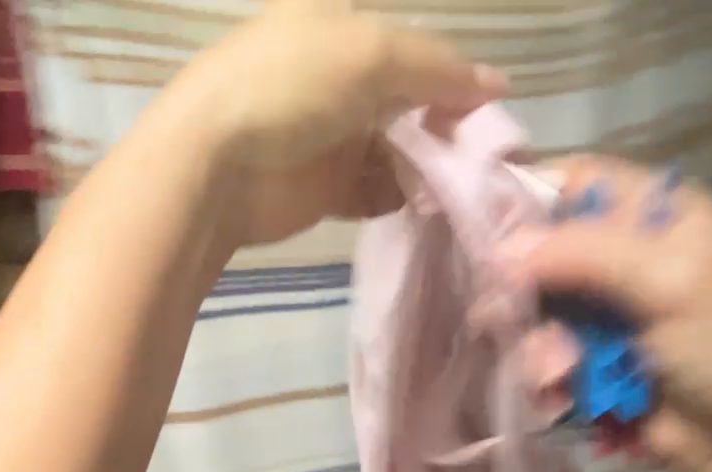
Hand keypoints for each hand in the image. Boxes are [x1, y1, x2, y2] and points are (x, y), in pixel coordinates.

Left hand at [158, 0, 505, 246]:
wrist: (213, 168)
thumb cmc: (290, 87)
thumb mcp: (372, 54)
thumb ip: (437, 69)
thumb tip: (497, 85)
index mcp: (335, 26)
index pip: (409, 47)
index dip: (449, 75)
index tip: (486, 110)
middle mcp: (331, 79)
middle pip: (404, 102)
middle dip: (441, 127)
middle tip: (476, 157)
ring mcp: (324, 137)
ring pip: (391, 150)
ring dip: (424, 168)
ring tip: (455, 187)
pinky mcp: (318, 190)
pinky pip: (370, 191)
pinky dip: (395, 197)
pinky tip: (419, 205)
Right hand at [499, 156, 711, 471]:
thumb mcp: (676, 281)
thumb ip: (587, 254)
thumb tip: (500, 250)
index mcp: (659, 215)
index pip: (577, 182)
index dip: (524, 197)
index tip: (480, 231)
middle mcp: (624, 258)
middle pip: (541, 252)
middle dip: (521, 289)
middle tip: (500, 317)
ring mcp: (603, 316)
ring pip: (535, 314)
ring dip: (536, 346)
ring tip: (555, 375)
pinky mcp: (588, 365)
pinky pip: (541, 359)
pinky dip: (543, 380)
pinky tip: (557, 396)